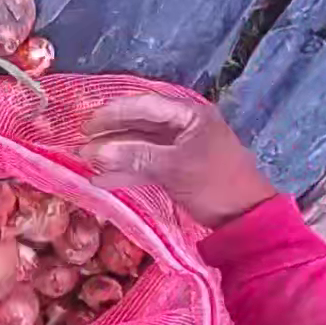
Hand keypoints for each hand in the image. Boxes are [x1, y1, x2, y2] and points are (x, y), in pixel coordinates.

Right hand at [80, 94, 277, 229]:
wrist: (244, 219)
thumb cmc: (216, 184)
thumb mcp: (176, 167)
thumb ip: (135, 156)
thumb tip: (95, 152)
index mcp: (189, 115)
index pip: (144, 105)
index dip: (113, 113)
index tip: (87, 125)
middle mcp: (181, 126)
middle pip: (138, 124)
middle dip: (109, 135)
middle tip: (81, 143)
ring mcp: (177, 149)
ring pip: (137, 146)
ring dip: (112, 155)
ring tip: (85, 163)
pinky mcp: (173, 169)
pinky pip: (143, 165)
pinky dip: (123, 172)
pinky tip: (100, 180)